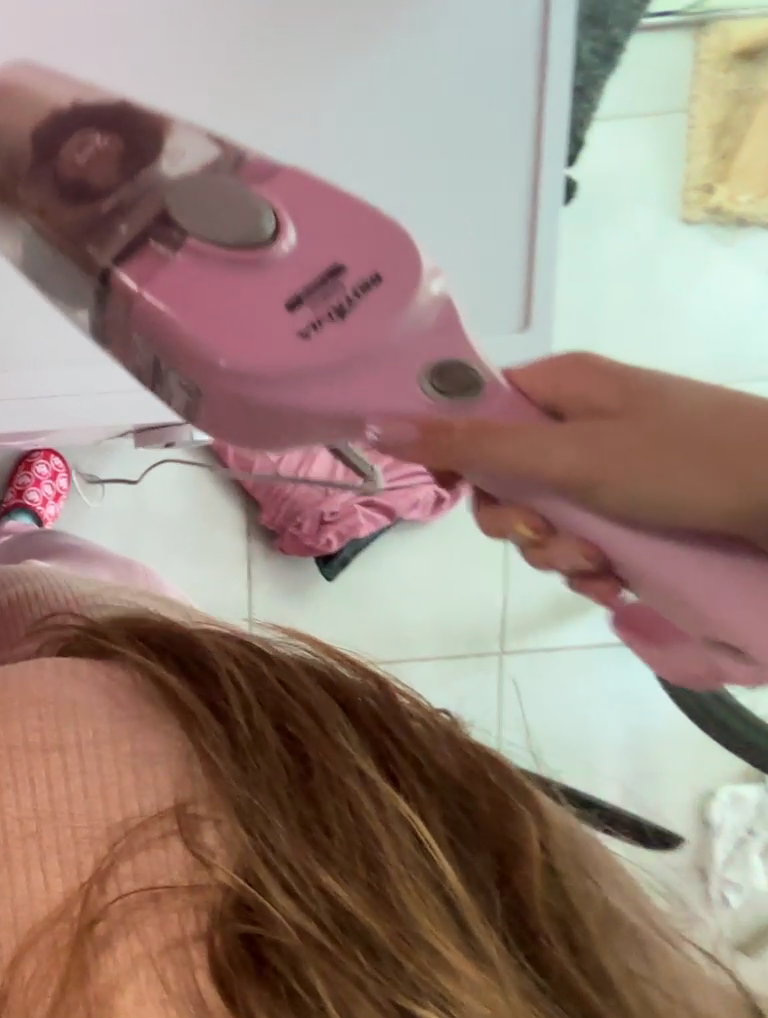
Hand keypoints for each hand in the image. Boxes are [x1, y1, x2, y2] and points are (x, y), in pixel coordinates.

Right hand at [373, 353, 767, 603]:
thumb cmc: (692, 464)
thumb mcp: (566, 455)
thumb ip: (467, 445)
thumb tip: (374, 425)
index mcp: (559, 389)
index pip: (468, 413)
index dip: (455, 456)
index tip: (466, 491)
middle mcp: (579, 421)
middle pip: (498, 475)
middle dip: (515, 522)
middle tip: (544, 536)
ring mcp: (612, 465)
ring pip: (537, 516)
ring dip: (554, 552)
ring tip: (599, 567)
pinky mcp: (641, 506)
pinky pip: (580, 538)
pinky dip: (589, 566)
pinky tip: (615, 580)